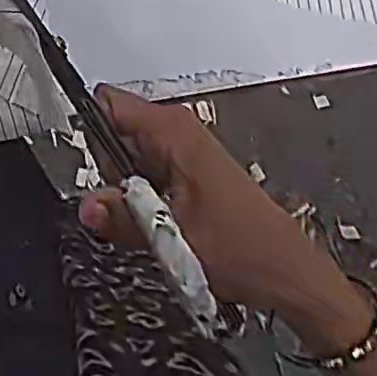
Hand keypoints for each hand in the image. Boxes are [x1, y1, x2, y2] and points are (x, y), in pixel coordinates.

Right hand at [78, 87, 373, 355]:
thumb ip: (120, 218)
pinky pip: (145, 168)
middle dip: (111, 170)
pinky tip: (165, 222)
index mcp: (171, 128)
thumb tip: (86, 206)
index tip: (88, 163)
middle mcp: (176, 128)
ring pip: (128, 154)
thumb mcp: (172, 238)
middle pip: (113, 131)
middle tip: (134, 205)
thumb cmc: (248, 247)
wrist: (290, 273)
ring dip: (130, 188)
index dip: (89, 131)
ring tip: (156, 220)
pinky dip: (145, 195)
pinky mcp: (186, 164)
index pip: (105, 102)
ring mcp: (182, 145)